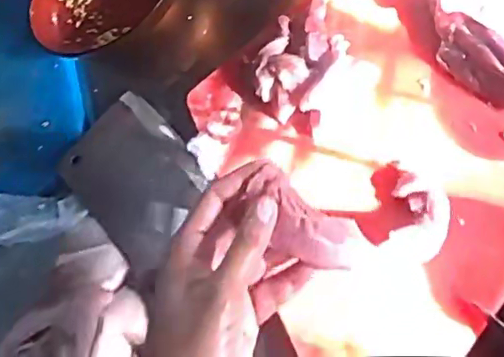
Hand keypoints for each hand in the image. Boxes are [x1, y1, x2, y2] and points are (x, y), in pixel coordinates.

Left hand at [148, 161, 314, 356]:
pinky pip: (271, 284)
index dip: (240, 179)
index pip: (215, 200)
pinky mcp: (244, 311)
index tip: (270, 165)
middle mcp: (207, 263)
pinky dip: (291, 274)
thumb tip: (267, 199)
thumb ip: (246, 244)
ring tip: (312, 222)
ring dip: (285, 239)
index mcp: (189, 251)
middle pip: (240, 223)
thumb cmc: (194, 344)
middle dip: (268, 207)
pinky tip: (314, 262)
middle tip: (296, 191)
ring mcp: (226, 287)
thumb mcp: (221, 291)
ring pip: (260, 252)